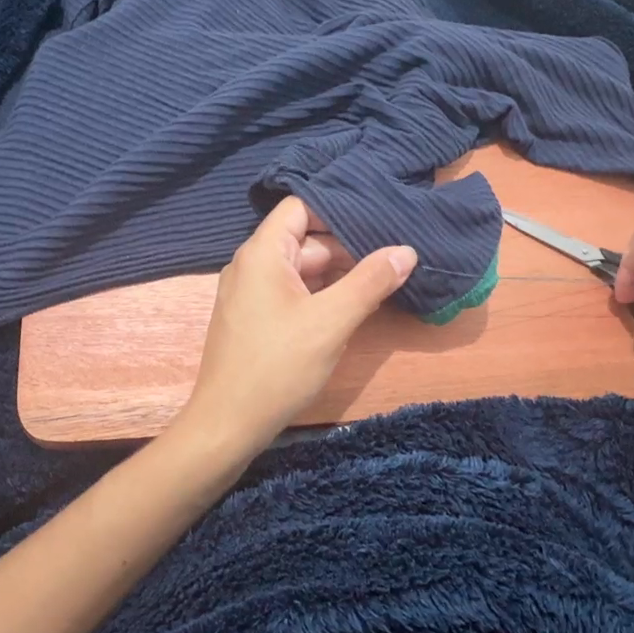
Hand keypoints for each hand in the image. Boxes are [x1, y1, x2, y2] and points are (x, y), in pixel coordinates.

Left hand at [177, 197, 417, 450]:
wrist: (227, 425)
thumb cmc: (278, 367)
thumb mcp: (331, 322)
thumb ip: (370, 282)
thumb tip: (406, 250)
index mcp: (262, 253)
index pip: (301, 207)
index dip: (339, 210)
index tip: (379, 221)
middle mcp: (251, 265)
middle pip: (305, 239)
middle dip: (347, 249)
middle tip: (393, 258)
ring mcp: (249, 293)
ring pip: (301, 269)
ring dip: (337, 275)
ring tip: (382, 282)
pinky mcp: (254, 319)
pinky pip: (291, 292)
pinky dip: (320, 296)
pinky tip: (351, 309)